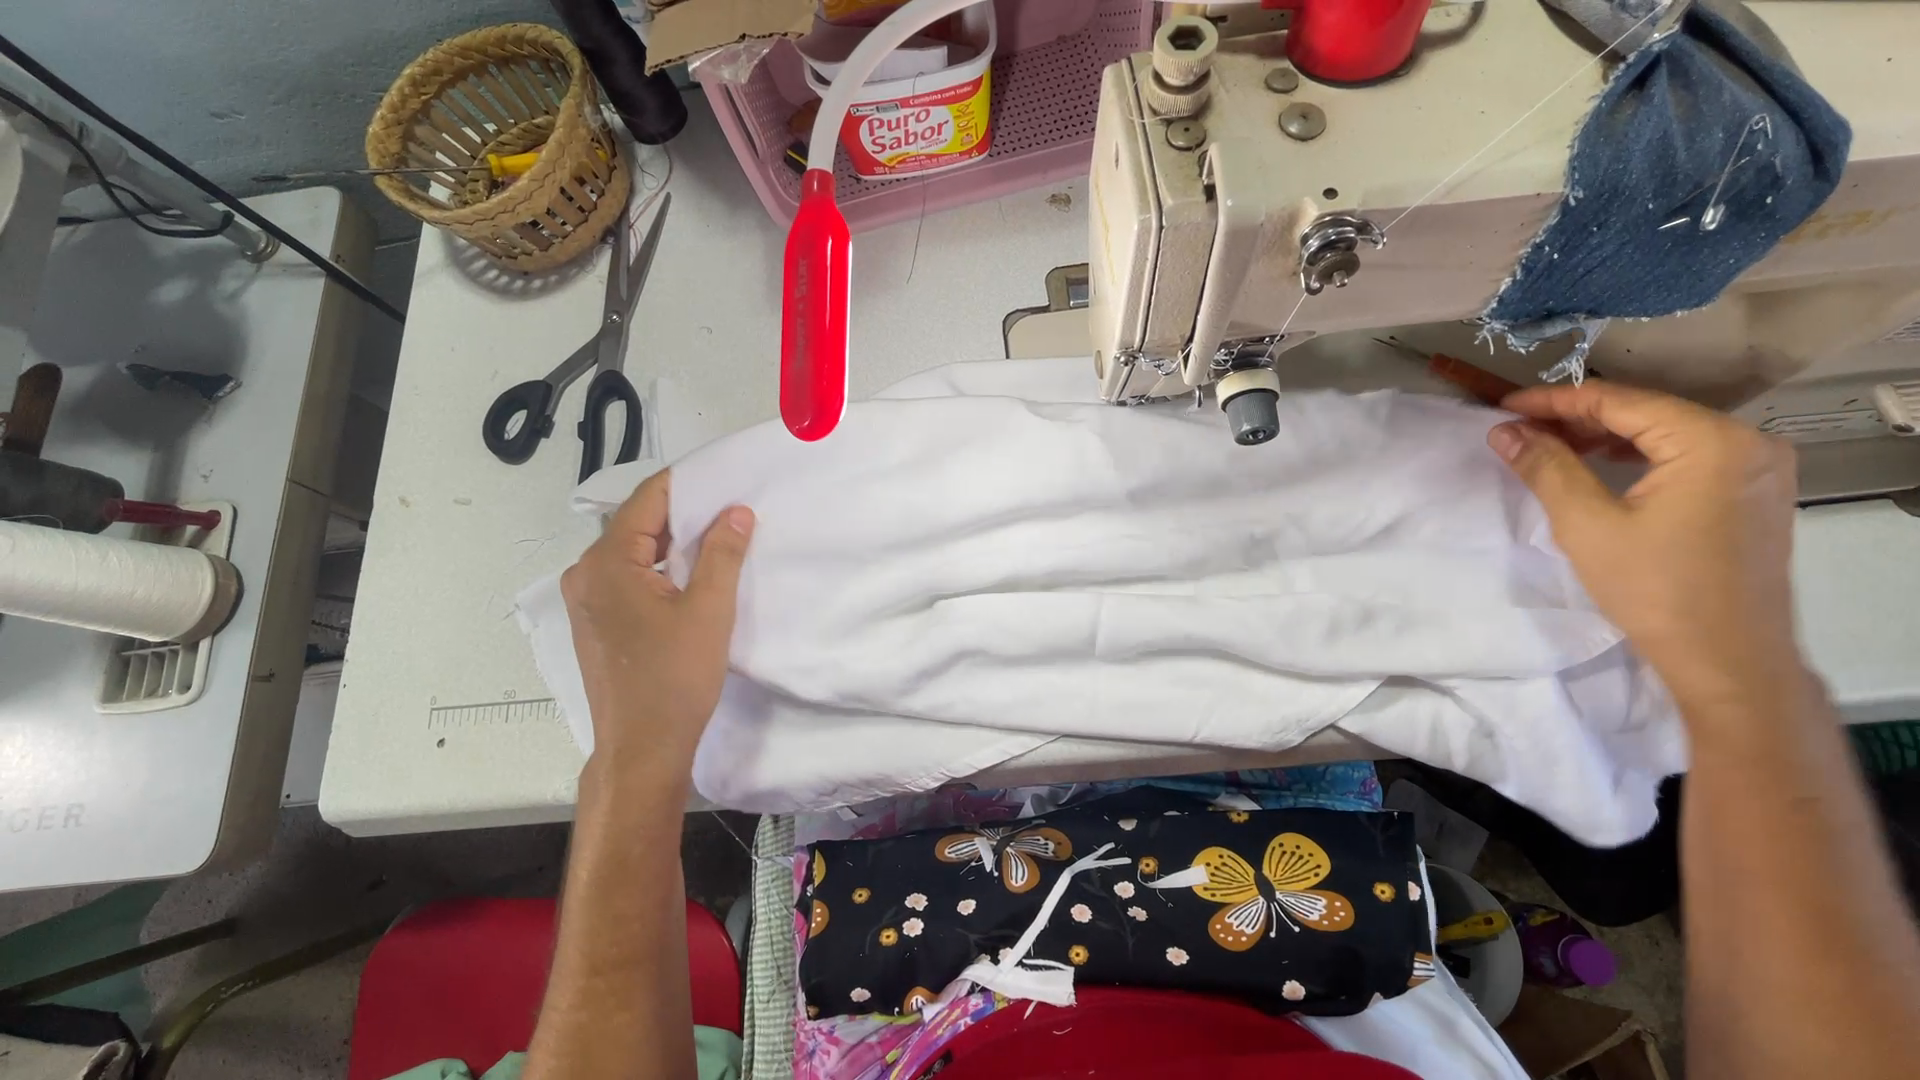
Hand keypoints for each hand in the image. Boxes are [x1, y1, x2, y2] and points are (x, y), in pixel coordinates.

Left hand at [560, 469, 754, 768]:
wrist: (642, 748)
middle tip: (730, 511)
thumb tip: (735, 511)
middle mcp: (585, 574)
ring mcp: (586, 601)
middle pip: (637, 525)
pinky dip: (659, 571)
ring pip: (633, 554)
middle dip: (683, 516)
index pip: (647, 500)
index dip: (687, 485)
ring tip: (719, 543)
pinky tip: (691, 579)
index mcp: (606, 563)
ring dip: (672, 546)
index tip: (725, 478)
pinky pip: (628, 579)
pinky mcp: (596, 624)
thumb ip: (722, 553)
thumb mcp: (709, 610)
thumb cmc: (675, 678)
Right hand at [1487, 381, 1805, 710]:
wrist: (1728, 659)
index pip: (1621, 401)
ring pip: (1667, 434)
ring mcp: (1760, 468)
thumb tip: (1505, 431)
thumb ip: (1546, 467)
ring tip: (1549, 446)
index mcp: (1713, 441)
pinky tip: (1600, 466)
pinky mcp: (1755, 493)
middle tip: (1519, 429)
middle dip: (1578, 419)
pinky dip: (1639, 457)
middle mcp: (1749, 442)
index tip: (1503, 408)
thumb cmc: (1654, 590)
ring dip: (1606, 437)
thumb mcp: (1586, 525)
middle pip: (1647, 413)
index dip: (1554, 401)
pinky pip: (1688, 457)